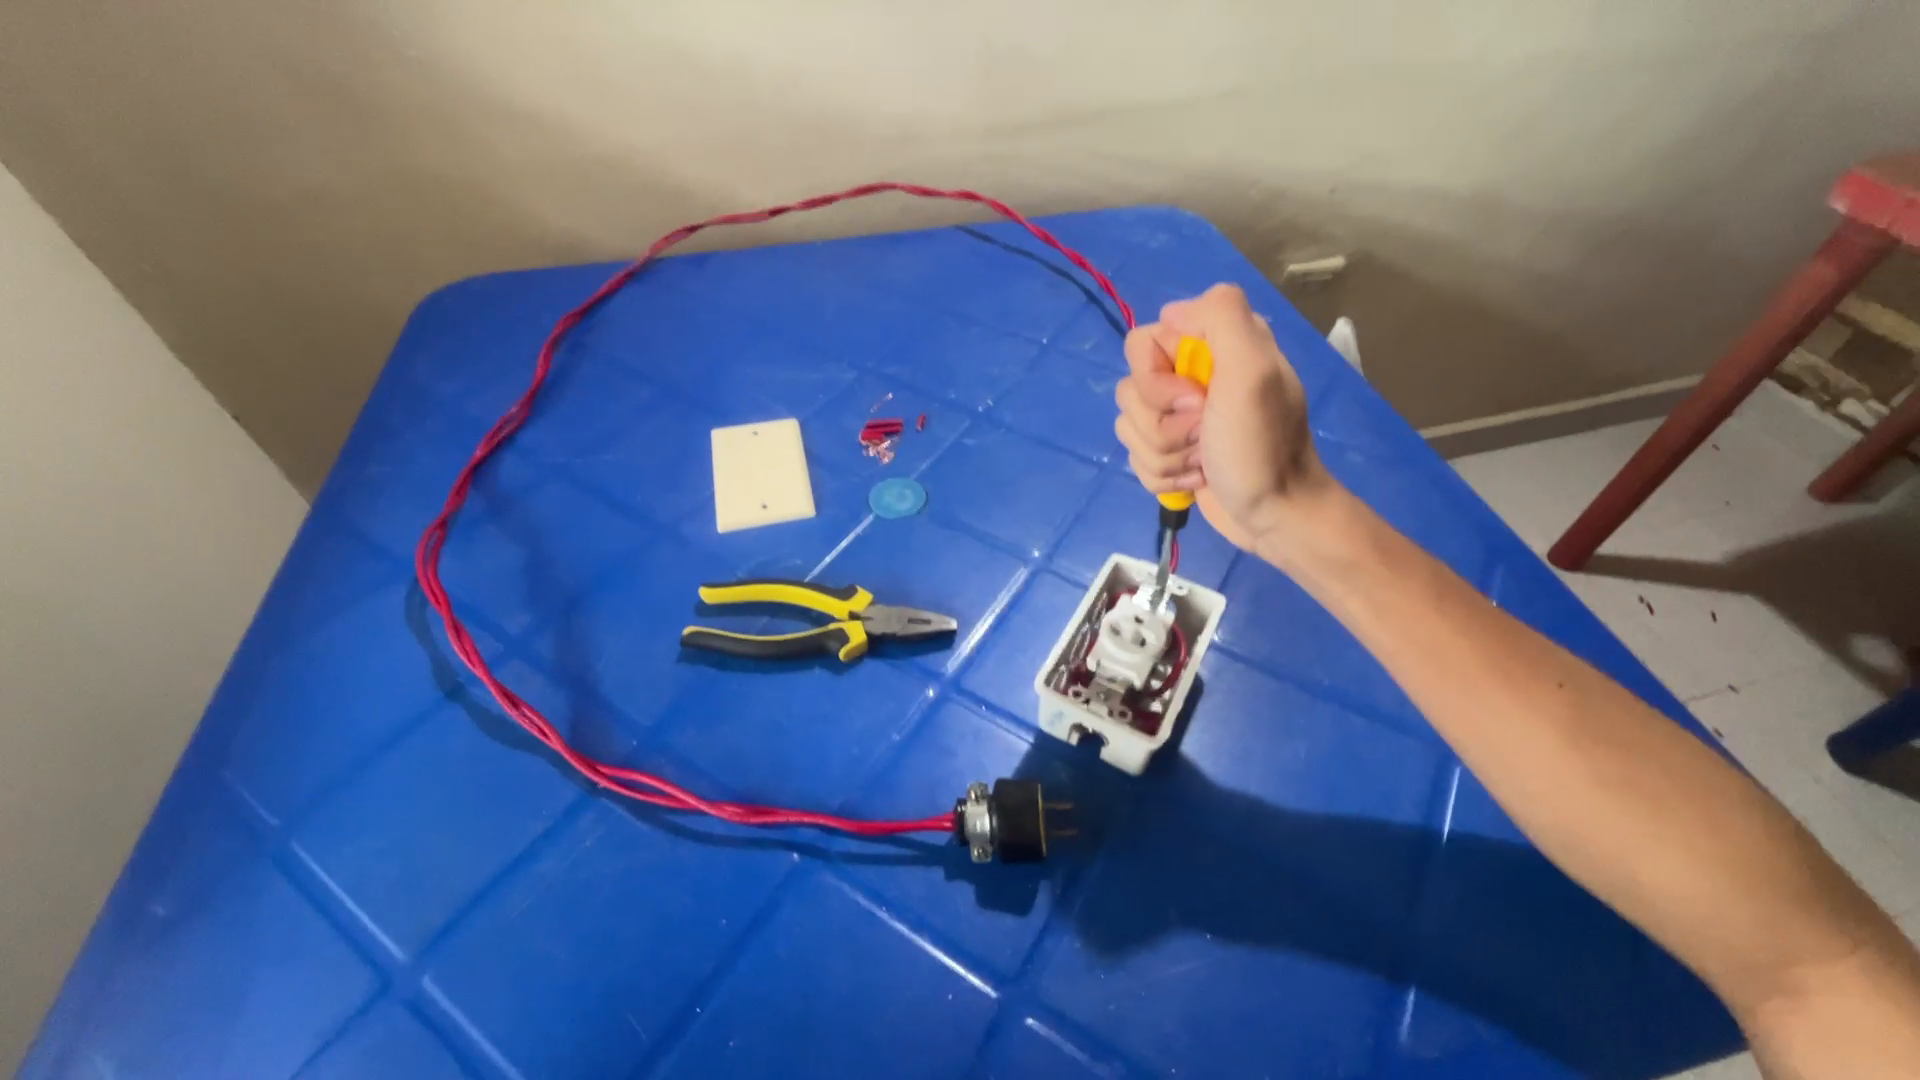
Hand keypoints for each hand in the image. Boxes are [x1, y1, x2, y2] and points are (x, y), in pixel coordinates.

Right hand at [1113, 284, 1330, 551]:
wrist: (1275, 514)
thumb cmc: (1262, 446)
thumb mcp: (1254, 369)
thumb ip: (1220, 316)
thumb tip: (1171, 313)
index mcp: (1212, 346)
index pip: (1143, 343)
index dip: (1156, 379)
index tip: (1195, 399)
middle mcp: (1192, 375)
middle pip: (1131, 390)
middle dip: (1161, 424)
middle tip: (1204, 434)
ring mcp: (1180, 417)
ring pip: (1130, 428)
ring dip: (1165, 454)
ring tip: (1204, 461)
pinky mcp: (1172, 453)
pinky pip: (1136, 458)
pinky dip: (1165, 476)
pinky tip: (1197, 478)